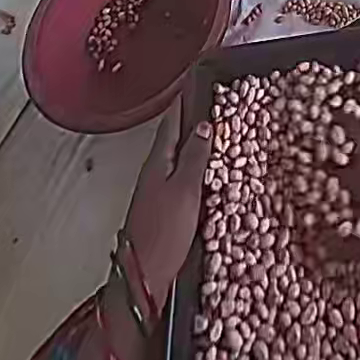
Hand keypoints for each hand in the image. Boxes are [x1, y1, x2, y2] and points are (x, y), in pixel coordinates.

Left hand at [122, 99, 213, 297]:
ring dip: (193, 140)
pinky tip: (207, 169)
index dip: (183, 99)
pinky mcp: (163, 206)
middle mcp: (154, 169)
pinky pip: (180, 173)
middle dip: (190, 117)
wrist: (144, 278)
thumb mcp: (186, 190)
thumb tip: (204, 124)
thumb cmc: (165, 231)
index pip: (171, 120)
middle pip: (173, 135)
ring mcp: (157, 188)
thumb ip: (195, 157)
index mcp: (158, 159)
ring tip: (215, 130)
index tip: (197, 81)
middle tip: (212, 101)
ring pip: (177, 154)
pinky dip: (194, 163)